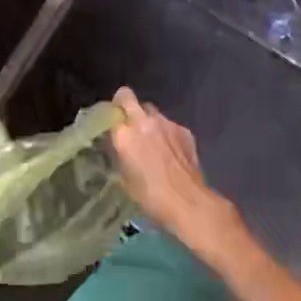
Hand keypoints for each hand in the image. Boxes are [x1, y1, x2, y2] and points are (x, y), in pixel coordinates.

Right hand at [110, 88, 234, 248]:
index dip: (112, 116)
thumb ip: (120, 154)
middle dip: (126, 104)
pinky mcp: (184, 130)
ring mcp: (165, 123)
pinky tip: (171, 151)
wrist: (189, 202)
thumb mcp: (125, 178)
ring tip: (153, 140)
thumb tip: (119, 147)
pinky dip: (167, 132)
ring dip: (148, 120)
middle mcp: (143, 122)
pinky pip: (169, 124)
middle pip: (128, 97)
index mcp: (124, 135)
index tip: (112, 125)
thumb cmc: (151, 197)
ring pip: (151, 111)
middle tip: (128, 122)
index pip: (110, 112)